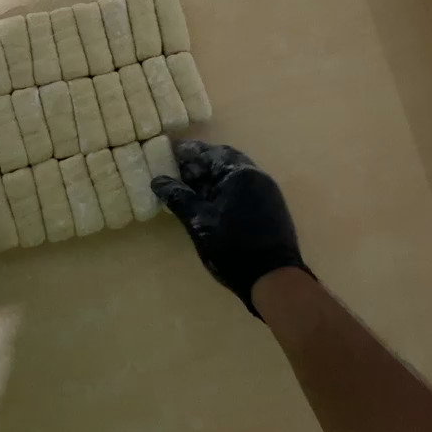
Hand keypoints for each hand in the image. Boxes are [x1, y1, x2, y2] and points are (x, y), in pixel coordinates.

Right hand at [151, 139, 308, 316]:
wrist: (274, 279)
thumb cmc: (233, 248)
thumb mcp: (199, 223)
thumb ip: (178, 198)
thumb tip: (158, 180)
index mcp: (238, 173)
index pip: (207, 153)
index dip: (187, 152)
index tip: (170, 152)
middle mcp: (255, 175)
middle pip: (223, 158)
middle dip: (201, 160)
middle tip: (180, 167)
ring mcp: (267, 190)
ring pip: (235, 172)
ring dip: (214, 173)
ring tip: (193, 183)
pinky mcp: (271, 205)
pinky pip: (244, 185)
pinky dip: (226, 185)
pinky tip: (213, 199)